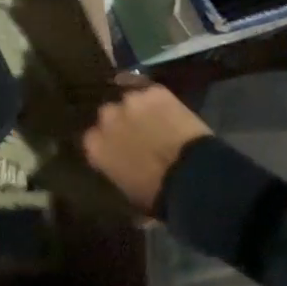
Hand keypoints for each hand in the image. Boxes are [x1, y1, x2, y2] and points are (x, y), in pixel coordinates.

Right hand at [81, 78, 211, 214]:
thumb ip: (116, 172)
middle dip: (120, 123)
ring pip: (130, 100)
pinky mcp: (154, 91)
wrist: (192, 178)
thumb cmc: (158, 195)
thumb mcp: (128, 192)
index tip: (120, 150)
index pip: (93, 138)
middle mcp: (106, 118)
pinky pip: (150, 90)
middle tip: (139, 135)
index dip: (108, 143)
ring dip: (139, 109)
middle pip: (109, 114)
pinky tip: (164, 106)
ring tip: (156, 120)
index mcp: (95, 146)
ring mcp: (130, 101)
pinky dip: (155, 98)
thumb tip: (120, 173)